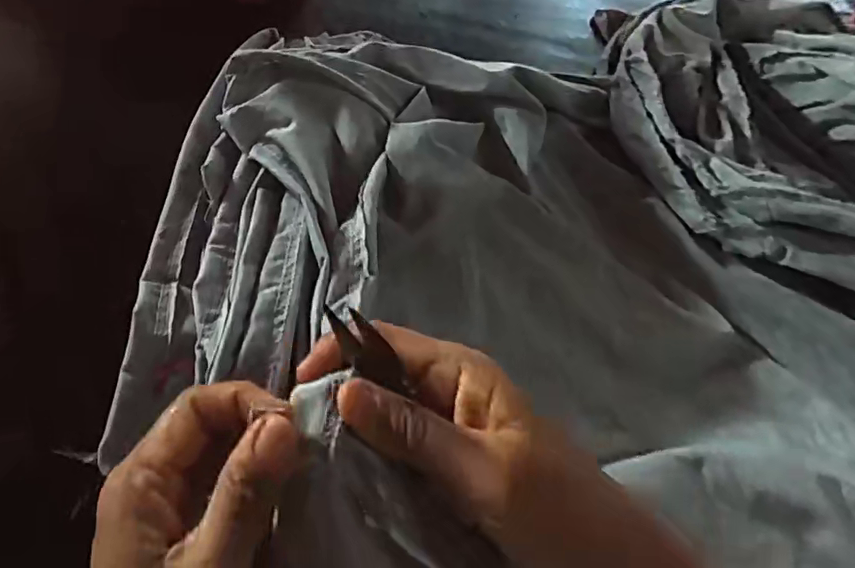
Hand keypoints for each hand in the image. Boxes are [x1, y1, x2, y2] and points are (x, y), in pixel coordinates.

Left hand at [92, 381, 304, 567]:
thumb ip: (242, 496)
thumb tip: (282, 422)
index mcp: (140, 478)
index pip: (195, 407)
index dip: (244, 403)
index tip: (294, 428)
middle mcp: (149, 484)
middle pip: (207, 430)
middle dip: (257, 431)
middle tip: (307, 452)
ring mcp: (164, 514)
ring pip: (216, 462)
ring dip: (260, 462)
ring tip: (304, 473)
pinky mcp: (181, 544)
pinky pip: (219, 497)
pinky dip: (254, 495)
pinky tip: (285, 506)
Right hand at [298, 321, 700, 567]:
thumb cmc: (558, 513)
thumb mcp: (483, 474)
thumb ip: (413, 431)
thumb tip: (343, 389)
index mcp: (460, 369)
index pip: (383, 340)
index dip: (338, 352)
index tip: (297, 385)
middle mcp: (450, 386)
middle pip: (380, 371)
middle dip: (340, 387)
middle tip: (299, 424)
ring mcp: (452, 424)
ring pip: (387, 408)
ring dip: (354, 422)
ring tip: (315, 445)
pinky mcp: (453, 459)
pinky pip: (402, 442)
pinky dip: (375, 450)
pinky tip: (352, 467)